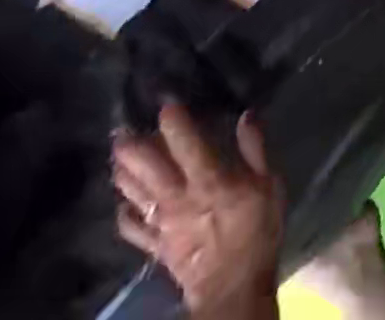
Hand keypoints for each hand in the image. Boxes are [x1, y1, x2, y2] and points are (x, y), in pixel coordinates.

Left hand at [114, 103, 282, 318]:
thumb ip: (256, 149)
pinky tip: (122, 203)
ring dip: (122, 172)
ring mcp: (162, 223)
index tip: (164, 100)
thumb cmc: (257, 228)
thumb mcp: (269, 183)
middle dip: (131, 145)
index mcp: (209, 179)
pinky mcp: (155, 244)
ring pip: (132, 193)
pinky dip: (124, 212)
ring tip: (116, 155)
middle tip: (120, 126)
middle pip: (145, 167)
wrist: (234, 284)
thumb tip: (247, 115)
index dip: (173, 120)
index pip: (185, 143)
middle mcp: (178, 197)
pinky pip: (131, 228)